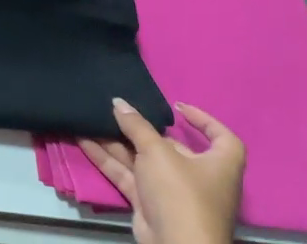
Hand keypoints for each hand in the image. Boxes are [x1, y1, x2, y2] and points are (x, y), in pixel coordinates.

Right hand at [79, 98, 244, 243]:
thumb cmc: (181, 194)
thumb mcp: (158, 153)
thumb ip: (137, 126)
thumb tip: (119, 102)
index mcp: (218, 166)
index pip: (223, 139)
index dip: (205, 120)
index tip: (176, 107)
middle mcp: (198, 178)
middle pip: (172, 147)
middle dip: (142, 130)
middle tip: (116, 110)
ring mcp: (172, 192)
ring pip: (143, 160)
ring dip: (117, 142)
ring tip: (91, 119)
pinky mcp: (150, 203)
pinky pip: (128, 175)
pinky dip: (107, 159)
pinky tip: (83, 140)